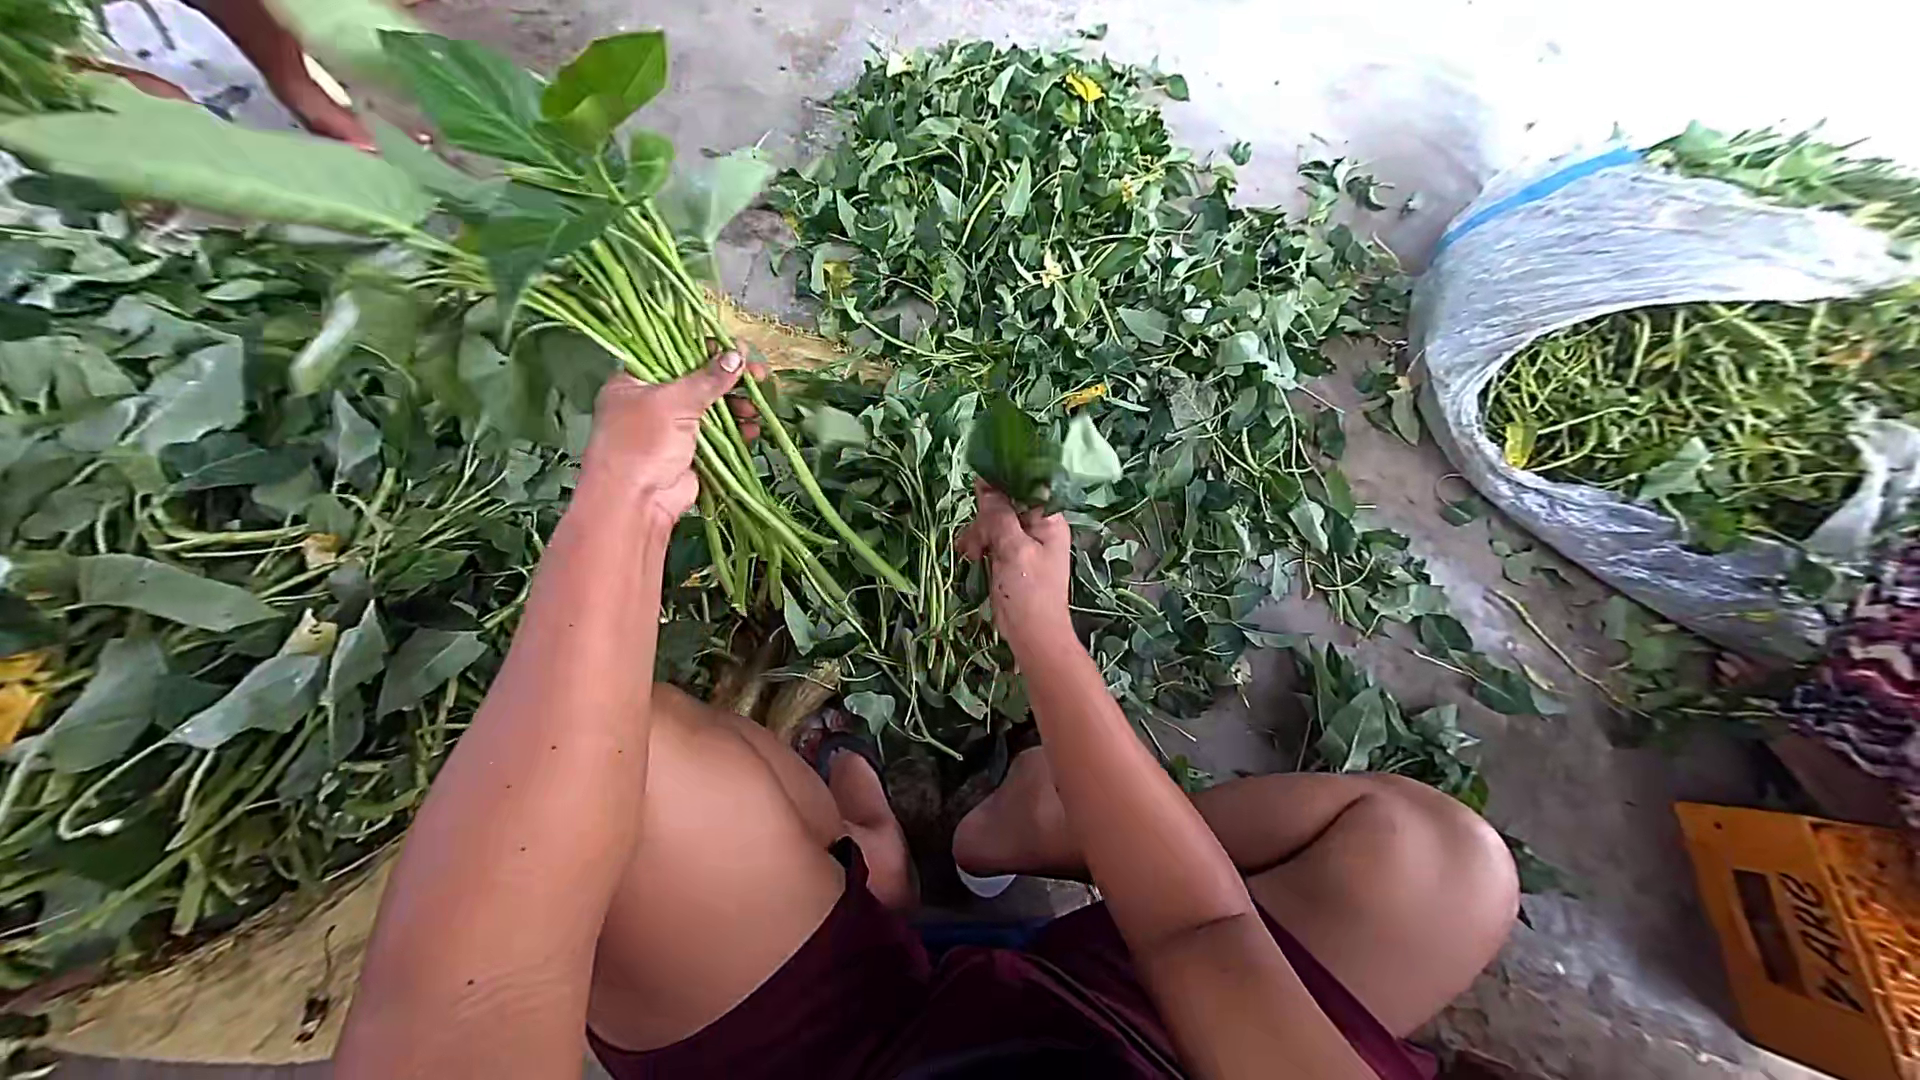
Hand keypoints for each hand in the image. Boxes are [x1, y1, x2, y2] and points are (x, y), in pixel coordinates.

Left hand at [579, 348, 767, 520]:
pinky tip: (752, 429)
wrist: (636, 500)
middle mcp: (655, 401)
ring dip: (737, 407)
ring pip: (713, 409)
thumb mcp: (673, 402)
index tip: (739, 350)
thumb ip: (707, 379)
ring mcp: (674, 428)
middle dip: (731, 380)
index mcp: (637, 380)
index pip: (676, 353)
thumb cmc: (641, 443)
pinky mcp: (692, 451)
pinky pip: (720, 435)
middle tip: (759, 376)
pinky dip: (737, 431)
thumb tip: (738, 355)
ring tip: (756, 409)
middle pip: (700, 381)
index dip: (709, 350)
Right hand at [958, 479, 1073, 651]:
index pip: (1024, 487)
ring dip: (977, 534)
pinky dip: (978, 545)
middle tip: (974, 543)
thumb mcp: (1013, 550)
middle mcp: (1038, 526)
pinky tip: (970, 557)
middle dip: (984, 520)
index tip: (976, 488)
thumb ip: (999, 516)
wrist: (1031, 635)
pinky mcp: (1010, 556)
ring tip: (970, 555)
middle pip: (1004, 504)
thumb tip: (984, 485)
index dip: (1000, 484)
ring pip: (992, 522)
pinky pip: (990, 539)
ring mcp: (1023, 542)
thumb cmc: (1029, 593)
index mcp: (1048, 520)